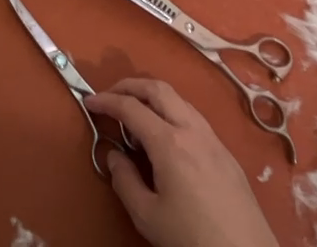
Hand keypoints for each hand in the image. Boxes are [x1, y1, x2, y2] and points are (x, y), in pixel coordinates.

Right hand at [84, 79, 277, 246]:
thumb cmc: (193, 239)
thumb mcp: (147, 216)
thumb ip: (124, 180)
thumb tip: (114, 155)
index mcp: (169, 143)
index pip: (130, 107)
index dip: (105, 101)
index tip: (88, 102)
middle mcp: (192, 131)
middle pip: (158, 89)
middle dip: (129, 86)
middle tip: (110, 97)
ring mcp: (214, 140)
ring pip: (179, 99)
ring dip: (152, 97)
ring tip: (136, 115)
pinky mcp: (227, 154)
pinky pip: (194, 117)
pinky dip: (172, 111)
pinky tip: (166, 135)